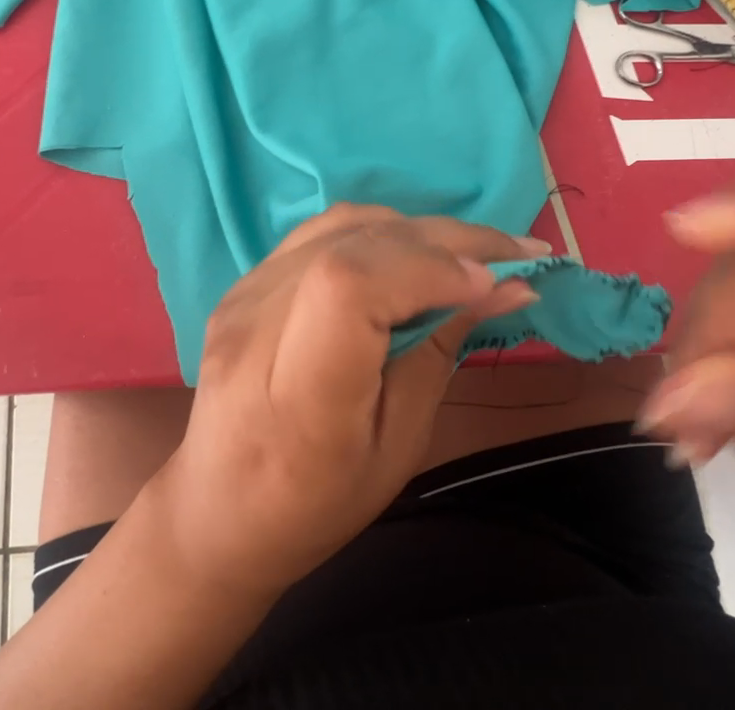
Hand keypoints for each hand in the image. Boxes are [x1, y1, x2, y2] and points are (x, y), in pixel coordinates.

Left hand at [141, 204, 542, 597]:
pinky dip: (378, 234)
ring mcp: (243, 297)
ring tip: (471, 255)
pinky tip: (411, 255)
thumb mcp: (398, 445)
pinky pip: (319, 235)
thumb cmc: (318, 503)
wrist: (219, 509)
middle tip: (515, 251)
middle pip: (354, 243)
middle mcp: (259, 327)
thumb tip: (508, 287)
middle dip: (445, 239)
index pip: (352, 286)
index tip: (493, 282)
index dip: (428, 267)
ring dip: (417, 230)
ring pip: (341, 226)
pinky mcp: (242, 286)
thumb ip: (442, 354)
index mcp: (299, 390)